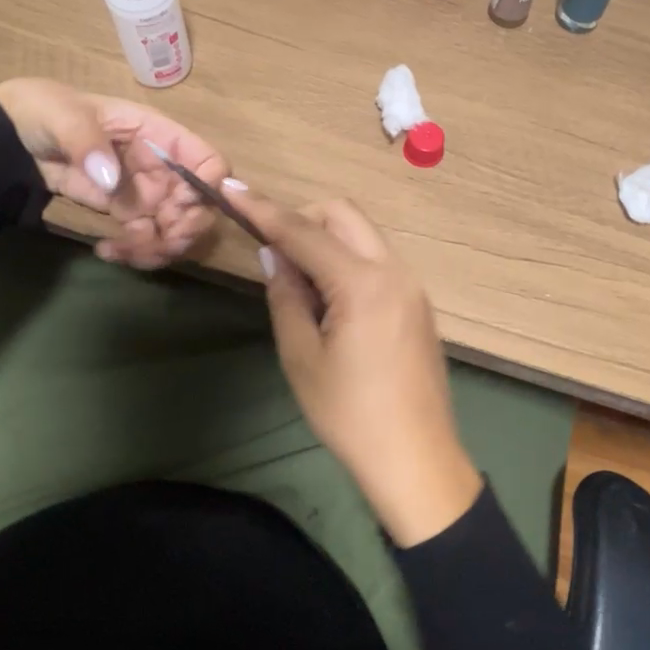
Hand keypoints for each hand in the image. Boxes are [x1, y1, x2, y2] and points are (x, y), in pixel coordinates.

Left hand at [0, 78, 227, 268]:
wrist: (12, 138)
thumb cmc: (45, 112)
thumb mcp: (63, 116)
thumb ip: (87, 143)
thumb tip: (111, 181)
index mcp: (160, 135)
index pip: (208, 161)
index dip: (210, 188)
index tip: (183, 209)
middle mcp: (164, 167)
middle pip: (200, 206)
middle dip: (185, 230)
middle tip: (156, 243)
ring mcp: (148, 193)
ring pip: (177, 230)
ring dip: (159, 249)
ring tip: (120, 252)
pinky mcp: (129, 214)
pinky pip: (149, 240)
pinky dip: (136, 253)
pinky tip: (105, 250)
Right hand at [227, 190, 481, 545]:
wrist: (416, 458)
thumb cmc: (350, 414)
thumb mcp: (302, 357)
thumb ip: (286, 296)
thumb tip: (275, 255)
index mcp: (363, 283)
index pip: (305, 231)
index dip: (264, 211)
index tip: (232, 191)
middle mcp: (394, 271)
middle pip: (343, 215)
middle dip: (302, 219)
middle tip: (272, 253)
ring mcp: (412, 286)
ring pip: (363, 235)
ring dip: (326, 241)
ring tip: (299, 286)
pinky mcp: (418, 304)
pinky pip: (377, 261)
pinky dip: (348, 262)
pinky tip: (330, 301)